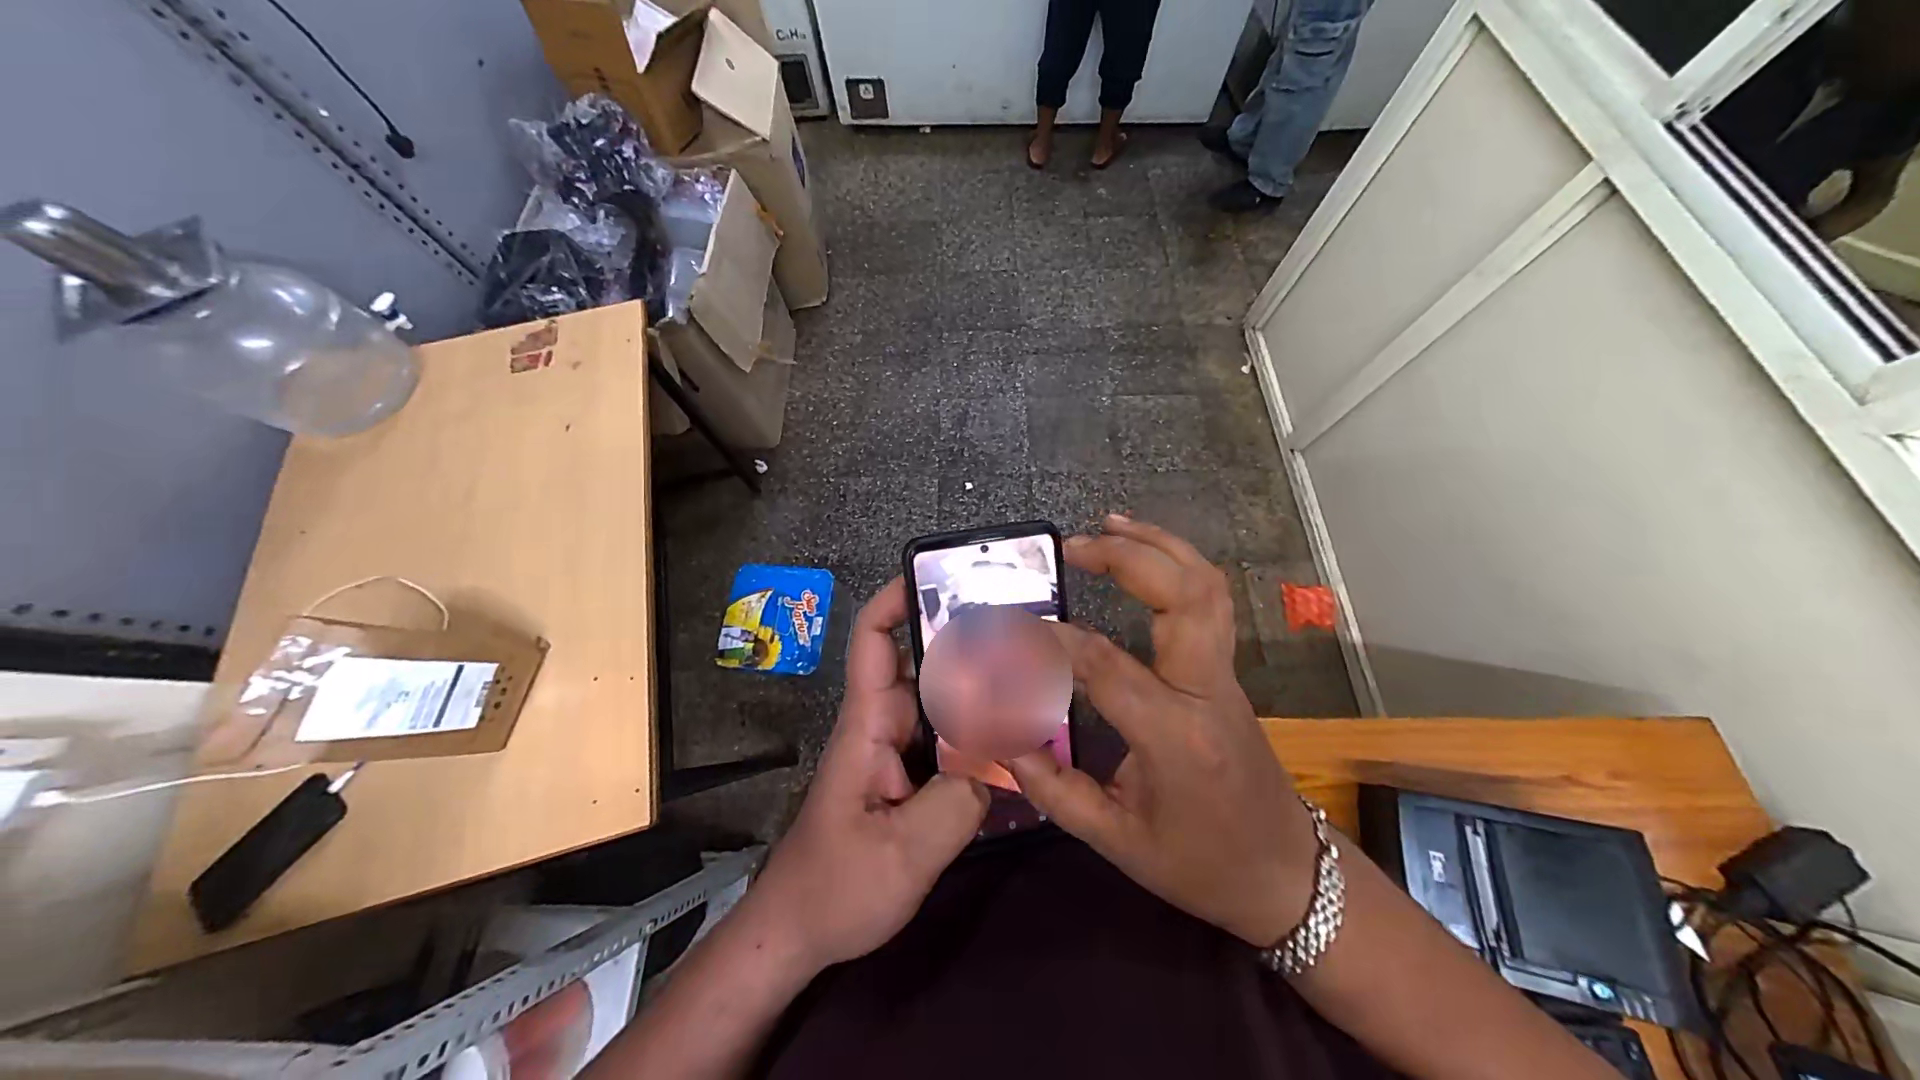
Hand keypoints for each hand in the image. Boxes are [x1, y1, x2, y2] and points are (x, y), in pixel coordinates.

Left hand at [747, 578, 988, 971]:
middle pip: (924, 667)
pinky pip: (946, 744)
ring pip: (941, 707)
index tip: (942, 575)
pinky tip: (1018, 740)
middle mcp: (882, 727)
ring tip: (1036, 678)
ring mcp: (895, 754)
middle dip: (968, 643)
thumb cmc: (836, 888)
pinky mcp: (906, 780)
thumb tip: (1007, 756)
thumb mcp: (905, 852)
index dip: (898, 599)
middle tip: (1026, 631)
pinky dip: (978, 736)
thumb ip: (959, 803)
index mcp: (868, 726)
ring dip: (980, 693)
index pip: (874, 641)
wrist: (797, 933)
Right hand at [1005, 515, 1319, 947]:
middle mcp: (1205, 691)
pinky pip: (1210, 602)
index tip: (1011, 628)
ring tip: (1111, 524)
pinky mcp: (1227, 673)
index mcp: (1174, 734)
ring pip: (1207, 588)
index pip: (1106, 665)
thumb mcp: (1118, 842)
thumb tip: (1004, 741)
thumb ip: (1056, 790)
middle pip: (1181, 597)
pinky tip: (1146, 554)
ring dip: (1160, 546)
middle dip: (1128, 558)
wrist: (1286, 875)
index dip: (1053, 641)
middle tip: (1076, 545)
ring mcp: (1225, 676)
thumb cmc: (1200, 863)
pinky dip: (1179, 565)